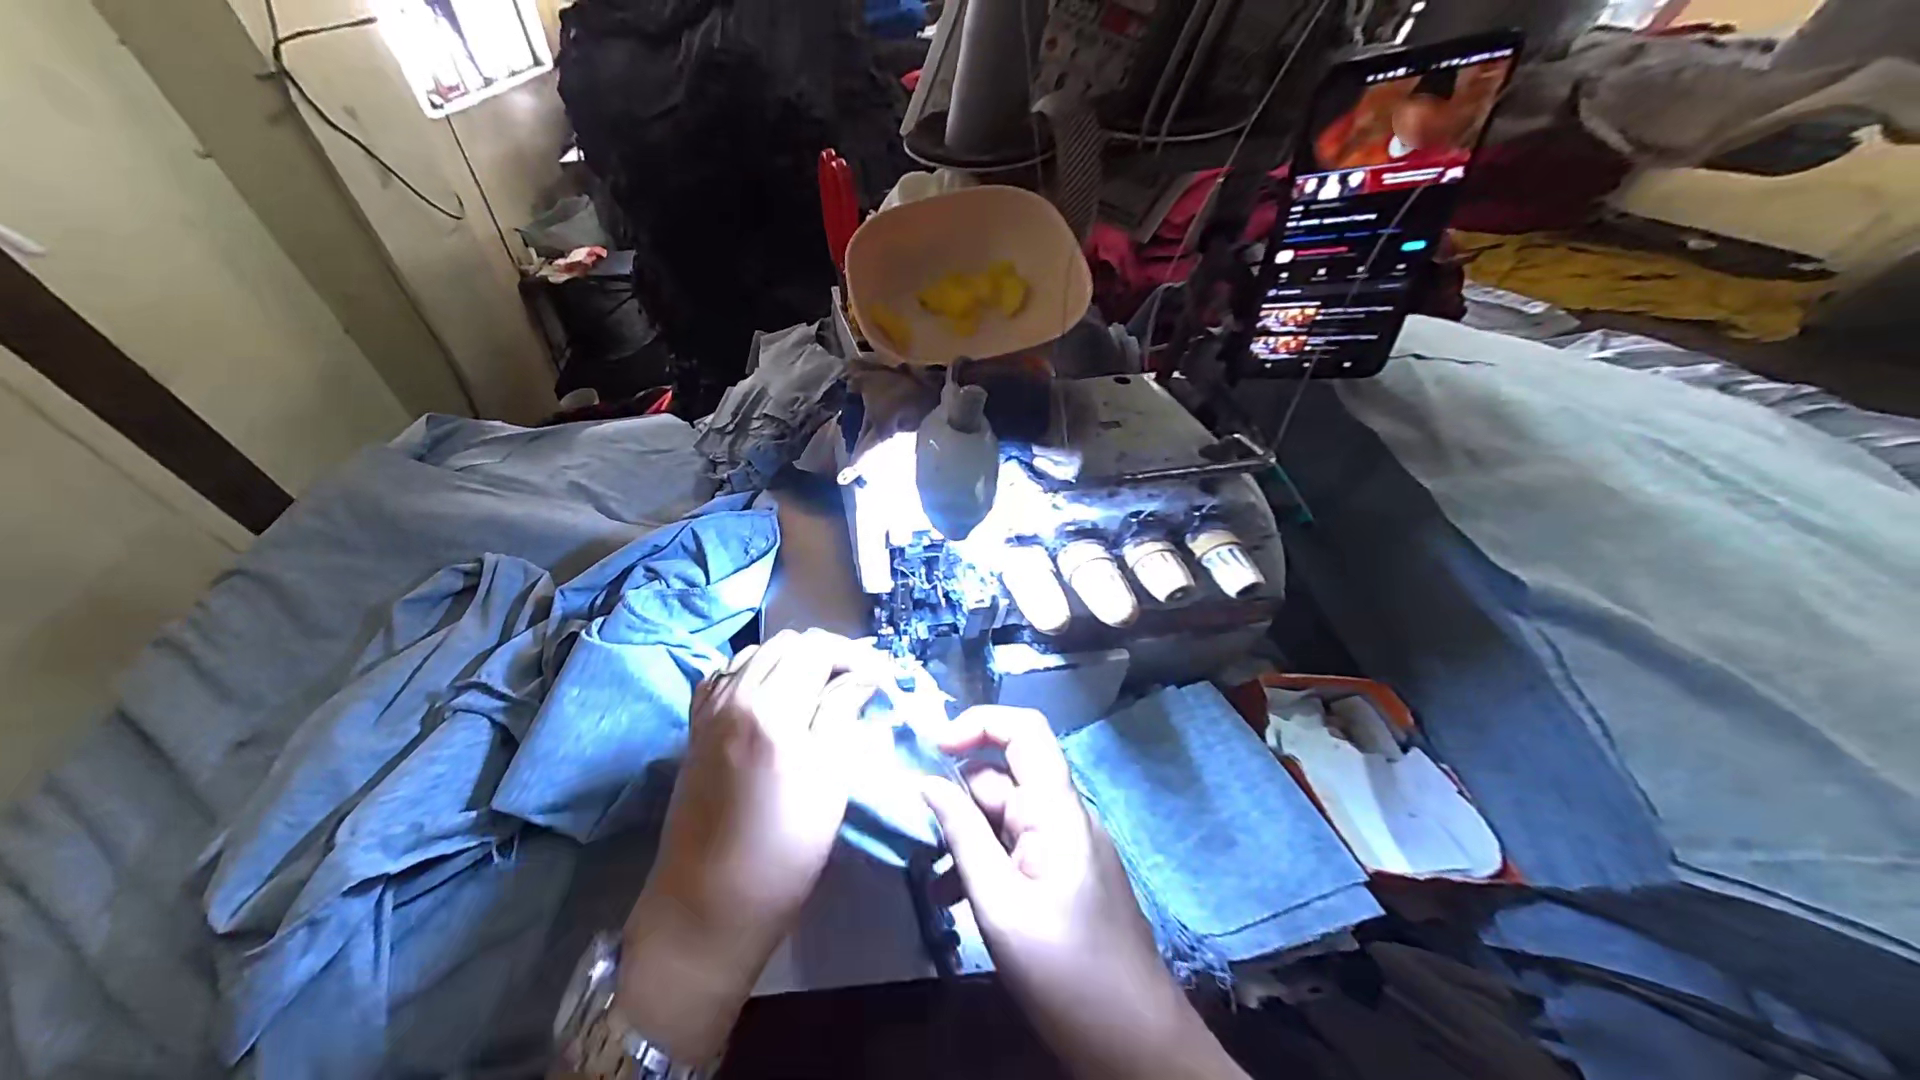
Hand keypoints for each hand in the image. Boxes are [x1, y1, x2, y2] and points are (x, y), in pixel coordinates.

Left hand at [616, 629, 887, 1060]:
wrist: (706, 907)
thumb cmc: (782, 853)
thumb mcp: (830, 784)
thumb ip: (843, 718)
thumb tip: (863, 679)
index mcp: (771, 710)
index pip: (818, 649)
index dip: (856, 656)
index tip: (883, 678)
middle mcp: (735, 698)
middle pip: (787, 644)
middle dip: (828, 654)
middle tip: (859, 683)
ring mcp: (710, 712)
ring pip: (757, 654)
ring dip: (793, 660)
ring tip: (822, 690)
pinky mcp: (696, 730)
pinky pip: (727, 677)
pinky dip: (756, 673)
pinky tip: (774, 698)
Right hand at [922, 706, 1246, 1079]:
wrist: (1133, 1042)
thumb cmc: (1066, 971)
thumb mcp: (999, 903)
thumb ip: (963, 836)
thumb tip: (928, 782)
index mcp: (1057, 809)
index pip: (1025, 731)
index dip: (979, 723)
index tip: (932, 747)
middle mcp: (1062, 815)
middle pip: (1003, 777)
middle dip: (956, 795)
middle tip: (913, 830)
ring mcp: (1063, 845)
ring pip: (1001, 816)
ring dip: (962, 837)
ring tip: (929, 880)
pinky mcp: (1059, 873)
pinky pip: (1013, 847)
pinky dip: (980, 861)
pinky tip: (950, 899)